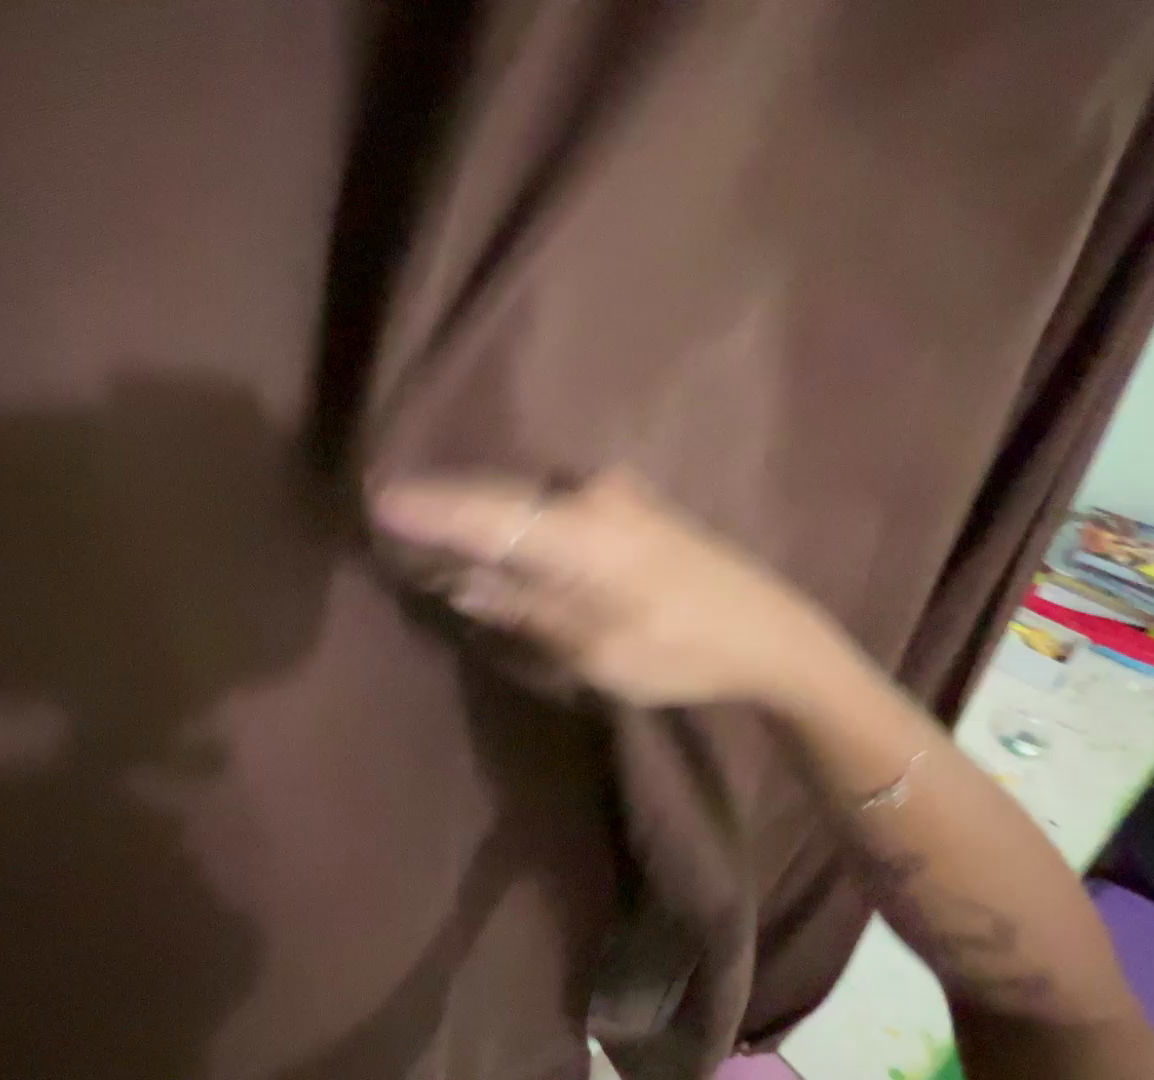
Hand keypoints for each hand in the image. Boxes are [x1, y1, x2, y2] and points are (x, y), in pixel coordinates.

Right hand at [372, 469, 850, 708]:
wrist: (773, 630)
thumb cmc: (685, 653)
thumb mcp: (600, 652)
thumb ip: (527, 608)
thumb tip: (462, 579)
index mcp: (584, 537)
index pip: (489, 515)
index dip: (432, 509)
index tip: (380, 499)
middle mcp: (593, 499)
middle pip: (502, 499)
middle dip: (446, 506)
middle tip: (394, 509)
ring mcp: (614, 494)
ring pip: (527, 501)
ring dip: (481, 513)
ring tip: (433, 522)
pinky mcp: (627, 502)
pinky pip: (551, 505)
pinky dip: (516, 519)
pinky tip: (497, 532)